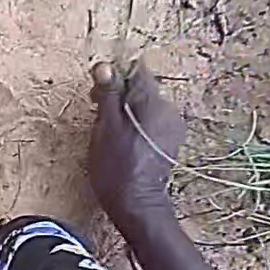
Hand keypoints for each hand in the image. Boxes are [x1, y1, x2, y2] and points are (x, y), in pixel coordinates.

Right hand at [88, 58, 184, 226]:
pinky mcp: (170, 142)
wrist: (136, 203)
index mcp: (153, 102)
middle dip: (119, 96)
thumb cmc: (115, 166)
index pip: (136, 71)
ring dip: (126, 111)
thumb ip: (108, 94)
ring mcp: (172, 127)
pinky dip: (136, 126)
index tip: (97, 91)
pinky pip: (151, 123)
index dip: (114, 77)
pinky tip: (123, 142)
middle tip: (97, 112)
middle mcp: (168, 110)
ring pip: (145, 107)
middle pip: (141, 89)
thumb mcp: (105, 127)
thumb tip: (104, 66)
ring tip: (108, 131)